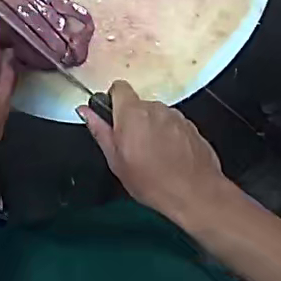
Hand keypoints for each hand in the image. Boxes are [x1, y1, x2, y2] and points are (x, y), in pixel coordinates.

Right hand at [80, 81, 231, 219]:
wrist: (195, 192)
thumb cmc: (152, 181)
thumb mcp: (116, 160)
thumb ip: (100, 131)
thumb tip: (85, 111)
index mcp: (133, 113)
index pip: (119, 87)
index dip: (113, 100)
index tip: (112, 118)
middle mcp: (156, 108)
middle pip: (139, 105)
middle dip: (133, 121)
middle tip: (131, 148)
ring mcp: (177, 116)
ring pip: (156, 116)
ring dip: (152, 129)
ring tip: (152, 157)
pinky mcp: (192, 126)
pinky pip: (173, 126)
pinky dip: (169, 137)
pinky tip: (169, 158)